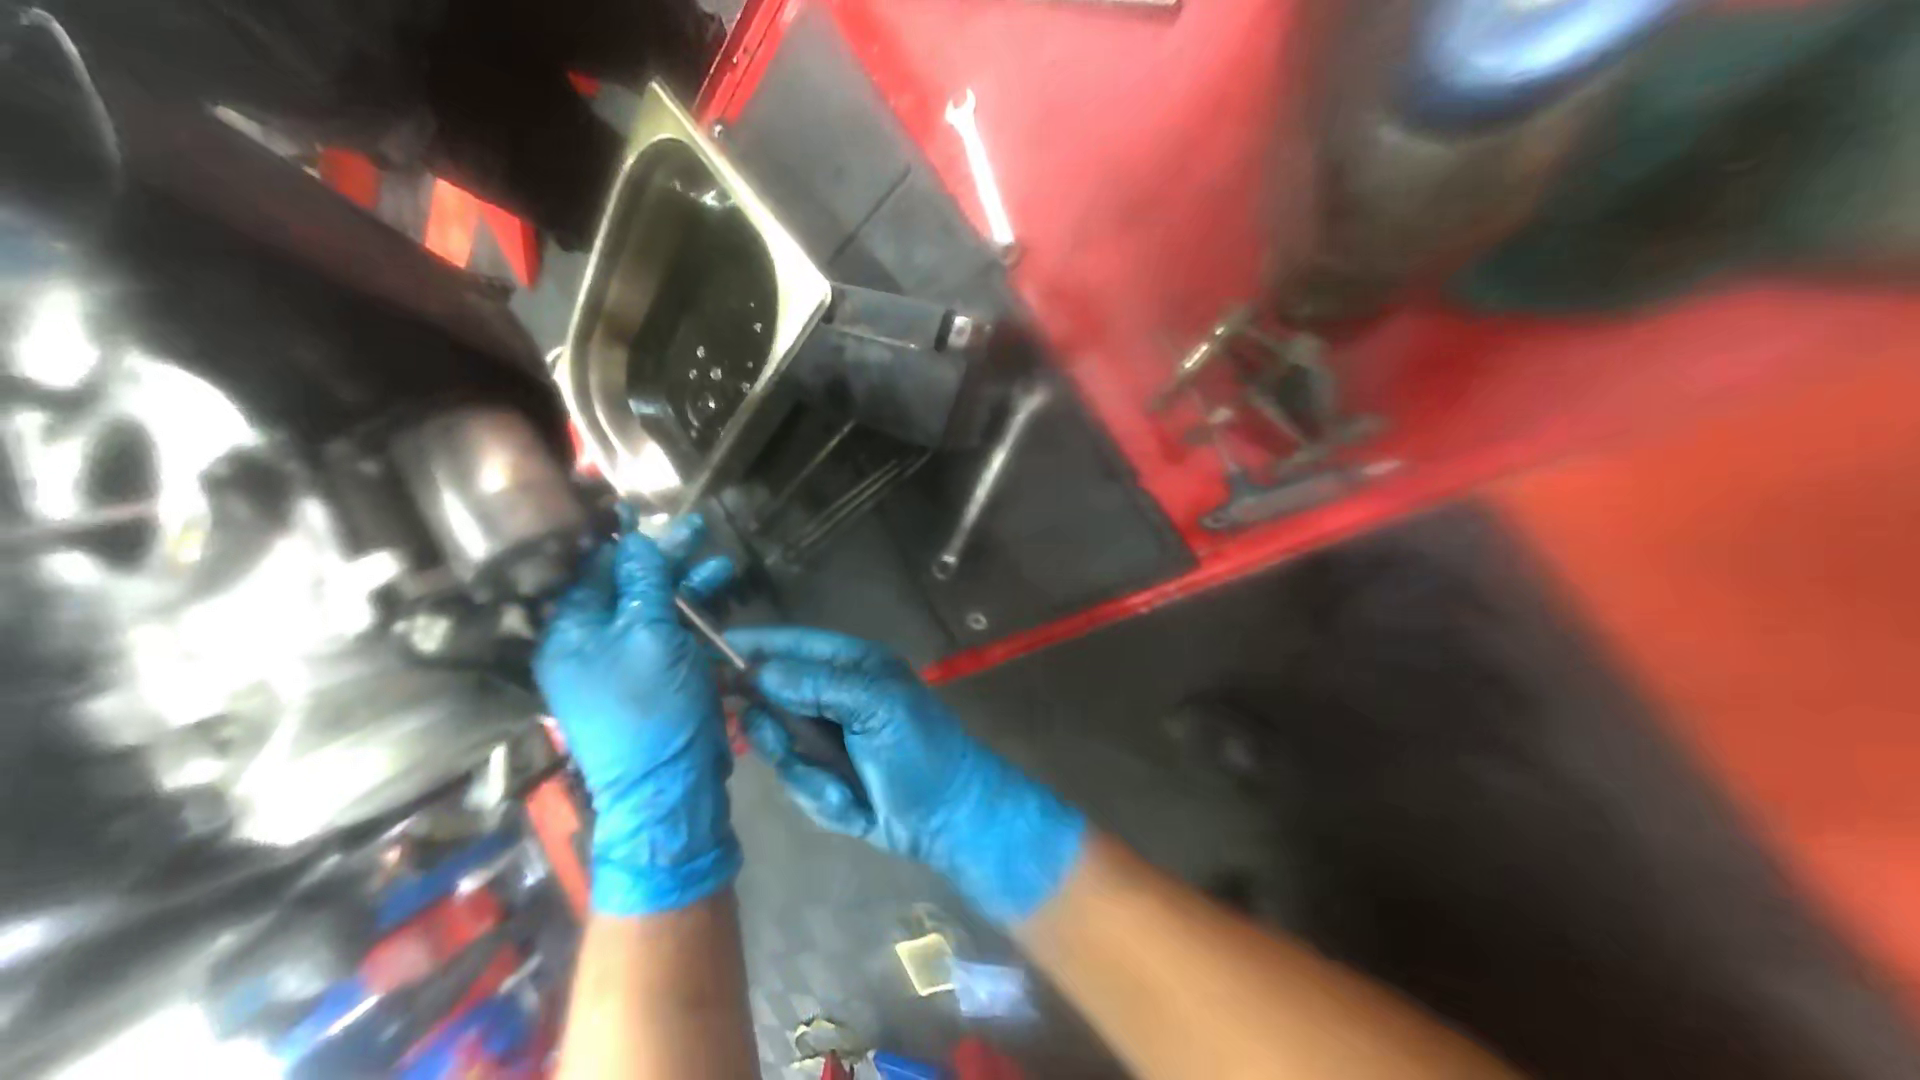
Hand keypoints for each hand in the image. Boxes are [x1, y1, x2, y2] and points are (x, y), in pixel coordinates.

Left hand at [535, 514, 736, 915]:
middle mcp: (590, 647)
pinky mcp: (657, 680)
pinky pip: (672, 637)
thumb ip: (644, 583)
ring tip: (721, 564)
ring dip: (687, 586)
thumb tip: (636, 539)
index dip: (621, 540)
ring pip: (655, 611)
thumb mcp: (649, 636)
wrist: (670, 787)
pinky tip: (719, 599)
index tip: (645, 509)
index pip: (592, 572)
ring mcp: (625, 665)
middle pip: (627, 588)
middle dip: (663, 560)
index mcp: (570, 635)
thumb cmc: (651, 708)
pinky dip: (694, 616)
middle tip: (697, 530)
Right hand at [727, 628, 1084, 924]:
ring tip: (844, 787)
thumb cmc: (920, 752)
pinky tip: (853, 804)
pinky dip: (821, 797)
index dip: (754, 646)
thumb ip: (816, 684)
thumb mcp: (875, 707)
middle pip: (773, 699)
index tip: (708, 650)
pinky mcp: (823, 776)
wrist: (949, 820)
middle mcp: (834, 697)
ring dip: (808, 771)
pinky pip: (796, 782)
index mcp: (853, 667)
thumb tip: (758, 670)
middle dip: (776, 728)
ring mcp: (826, 739)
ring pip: (779, 746)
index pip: (792, 645)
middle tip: (792, 746)